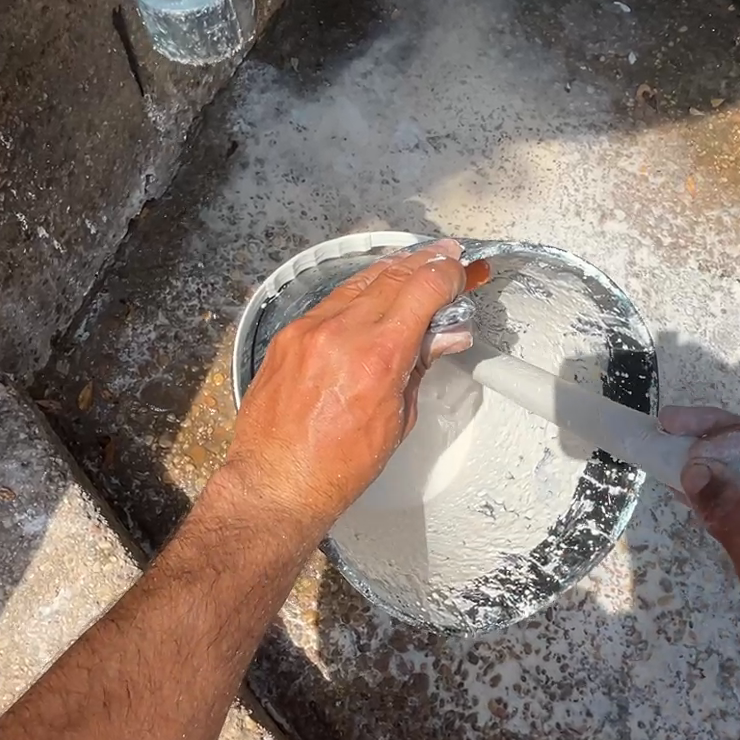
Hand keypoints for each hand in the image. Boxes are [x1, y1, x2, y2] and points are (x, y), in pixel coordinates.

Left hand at [224, 239, 483, 527]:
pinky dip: (358, 291)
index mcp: (376, 357)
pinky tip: (373, 293)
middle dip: (427, 262)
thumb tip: (439, 337)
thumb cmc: (334, 466)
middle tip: (448, 258)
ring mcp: (309, 330)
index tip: (462, 272)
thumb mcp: (398, 419)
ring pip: (360, 281)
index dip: (450, 274)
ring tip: (415, 267)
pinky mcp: (288, 336)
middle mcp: (340, 334)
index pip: (423, 289)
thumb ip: (418, 368)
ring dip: (393, 270)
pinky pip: (331, 300)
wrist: (277, 481)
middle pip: (394, 275)